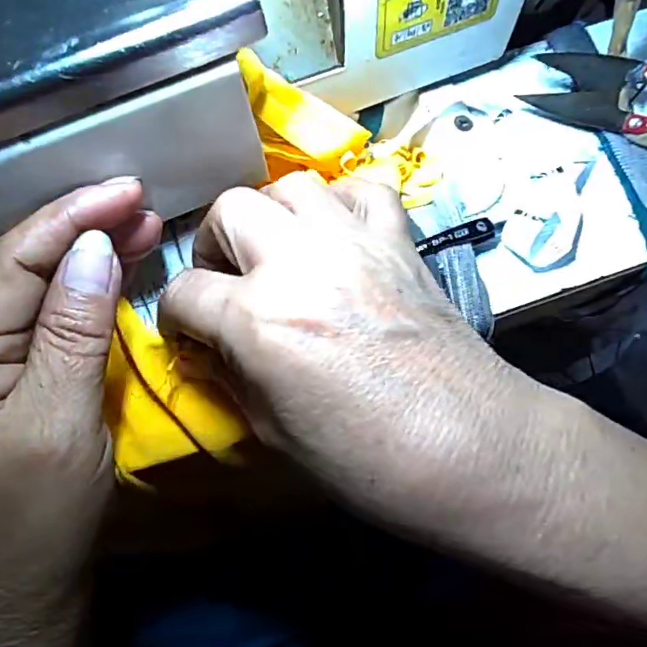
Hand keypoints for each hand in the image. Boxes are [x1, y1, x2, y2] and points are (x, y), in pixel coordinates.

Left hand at [0, 180, 161, 646]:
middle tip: (140, 204)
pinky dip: (76, 298)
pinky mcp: (2, 391)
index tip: (125, 190)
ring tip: (137, 228)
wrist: (18, 613)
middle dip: (76, 231)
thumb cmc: (35, 527)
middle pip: (14, 271)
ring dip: (80, 259)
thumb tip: (91, 246)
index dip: (68, 219)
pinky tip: (108, 276)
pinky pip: (38, 327)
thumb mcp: (58, 424)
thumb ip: (70, 330)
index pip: (9, 262)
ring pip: (28, 295)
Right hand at [157, 172, 559, 538]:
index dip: (174, 316)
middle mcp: (298, 263)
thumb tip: (206, 350)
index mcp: (257, 318)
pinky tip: (336, 235)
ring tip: (279, 252)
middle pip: (228, 210)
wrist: (471, 450)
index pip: (183, 292)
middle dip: (213, 246)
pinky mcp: (399, 241)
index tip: (187, 333)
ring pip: (291, 185)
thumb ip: (229, 377)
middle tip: (228, 282)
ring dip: (271, 215)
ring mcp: (353, 243)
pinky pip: (362, 190)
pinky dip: (339, 203)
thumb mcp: (272, 431)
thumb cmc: (366, 461)